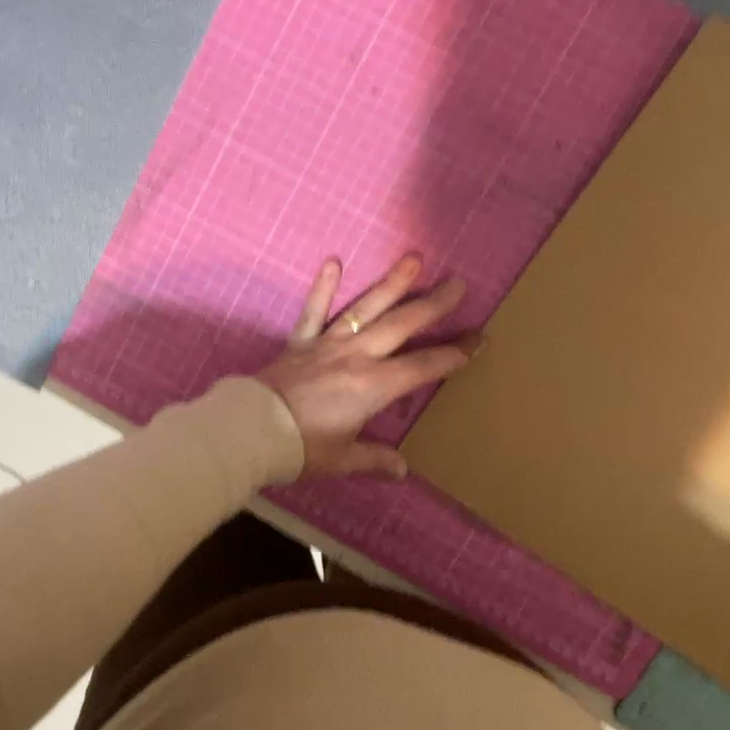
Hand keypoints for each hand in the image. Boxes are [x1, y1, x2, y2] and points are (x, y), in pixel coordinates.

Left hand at [257, 253, 477, 479]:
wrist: (252, 430)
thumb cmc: (301, 448)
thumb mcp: (342, 460)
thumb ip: (374, 460)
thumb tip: (401, 470)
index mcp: (374, 386)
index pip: (423, 366)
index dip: (453, 354)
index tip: (478, 341)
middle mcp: (357, 356)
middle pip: (402, 325)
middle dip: (433, 306)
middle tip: (458, 285)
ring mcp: (327, 344)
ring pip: (365, 308)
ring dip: (391, 283)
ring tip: (413, 260)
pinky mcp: (299, 342)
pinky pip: (313, 310)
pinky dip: (323, 287)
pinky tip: (333, 261)